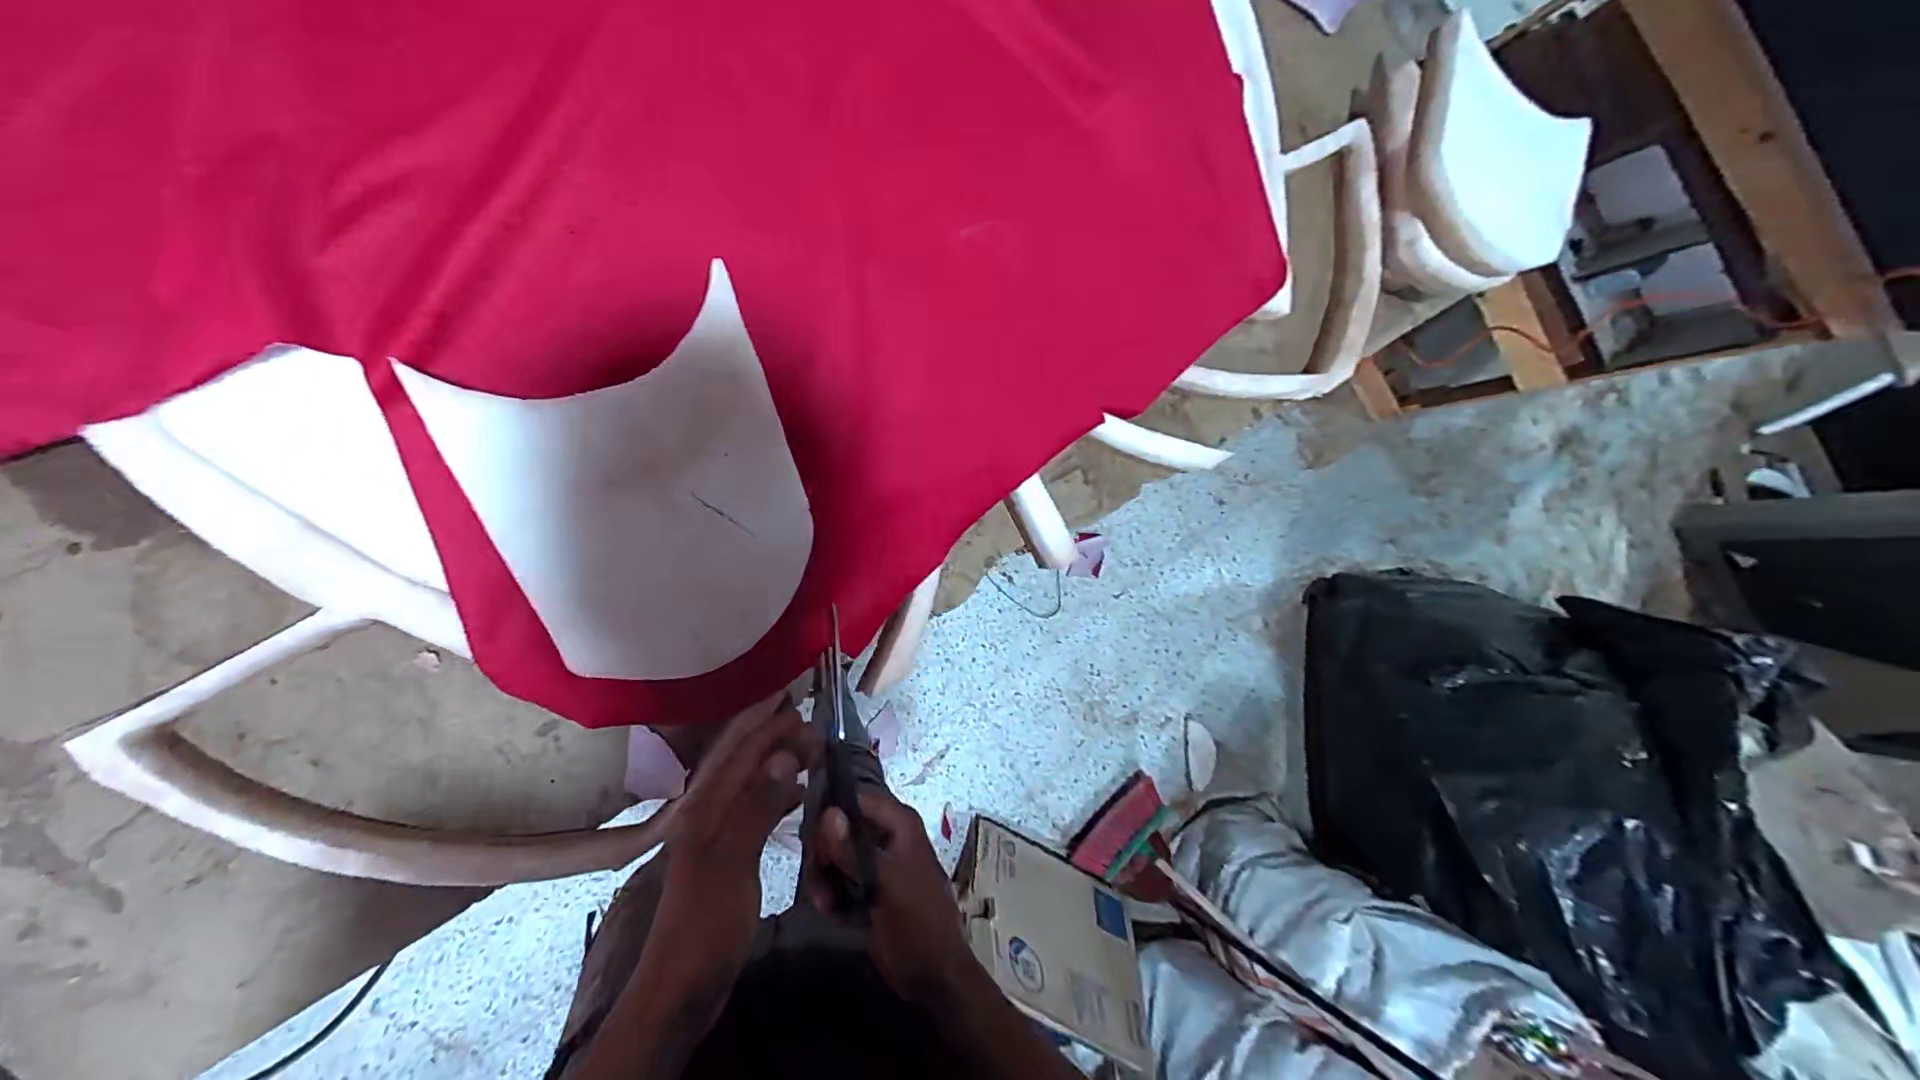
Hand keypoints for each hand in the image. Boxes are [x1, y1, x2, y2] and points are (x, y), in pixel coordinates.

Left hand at [658, 697, 821, 971]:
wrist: (680, 988)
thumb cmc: (706, 925)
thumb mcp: (732, 863)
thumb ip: (756, 806)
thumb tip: (785, 754)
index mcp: (705, 809)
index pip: (740, 753)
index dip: (769, 727)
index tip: (800, 706)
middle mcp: (707, 813)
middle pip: (742, 762)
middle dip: (773, 738)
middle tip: (813, 727)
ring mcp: (717, 835)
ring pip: (750, 783)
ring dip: (778, 763)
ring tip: (810, 752)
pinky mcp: (728, 855)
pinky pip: (755, 808)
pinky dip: (777, 794)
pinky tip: (798, 796)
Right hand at [809, 790, 974, 1001]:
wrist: (933, 975)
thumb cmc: (919, 924)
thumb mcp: (887, 884)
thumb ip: (854, 851)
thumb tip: (828, 814)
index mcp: (900, 824)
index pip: (855, 801)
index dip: (831, 817)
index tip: (815, 847)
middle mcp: (885, 835)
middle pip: (838, 826)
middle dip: (823, 855)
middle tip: (819, 884)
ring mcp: (874, 861)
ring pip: (832, 852)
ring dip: (822, 877)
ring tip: (825, 904)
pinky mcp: (864, 886)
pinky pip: (835, 876)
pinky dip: (828, 891)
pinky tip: (830, 910)